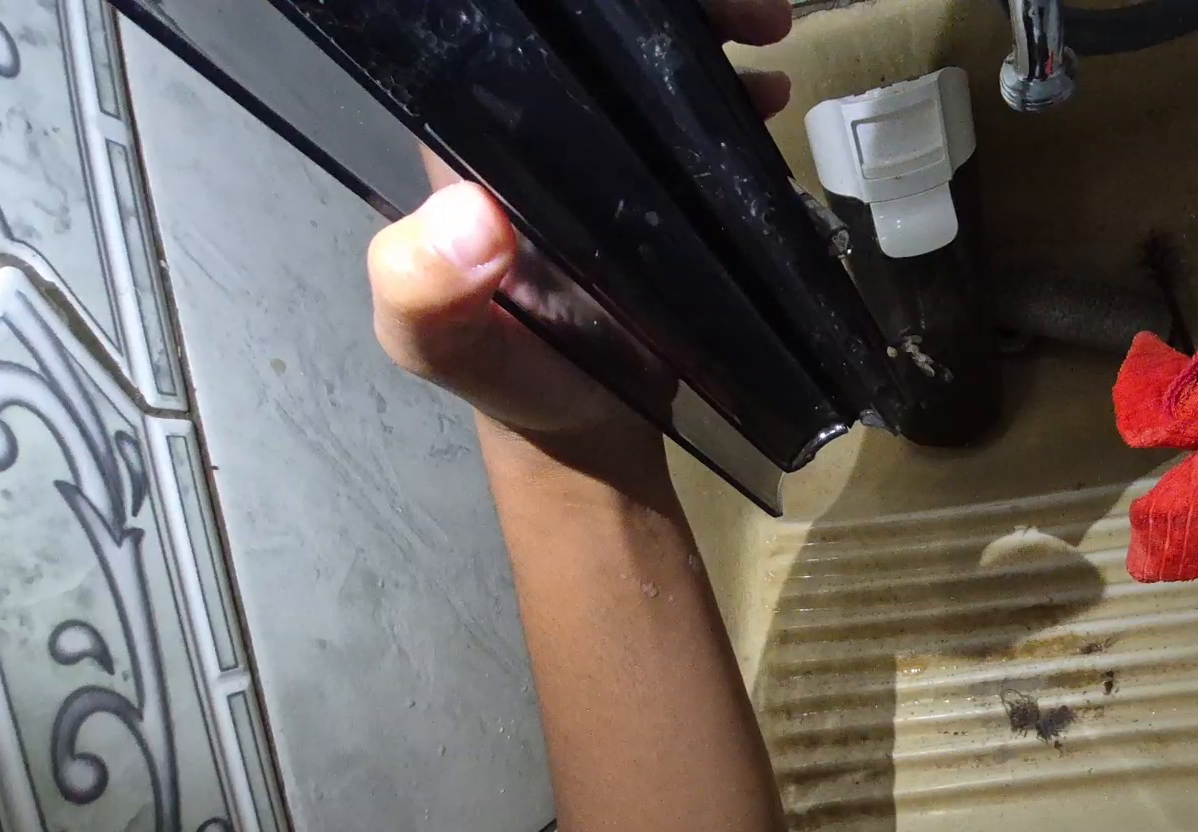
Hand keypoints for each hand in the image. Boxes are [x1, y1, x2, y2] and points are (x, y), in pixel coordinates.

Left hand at [363, 0, 795, 468]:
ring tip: (769, 35)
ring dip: (710, 40)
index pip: (515, 29)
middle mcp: (544, 134)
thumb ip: (426, 290)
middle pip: (598, 34)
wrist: (582, 424)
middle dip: (671, 8)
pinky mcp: (662, 205)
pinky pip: (695, 139)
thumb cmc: (505, 381)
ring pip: (653, 75)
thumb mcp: (439, 343)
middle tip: (747, 9)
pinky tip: (771, 99)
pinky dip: (733, 110)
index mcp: (480, 135)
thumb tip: (470, 216)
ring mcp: (609, 168)